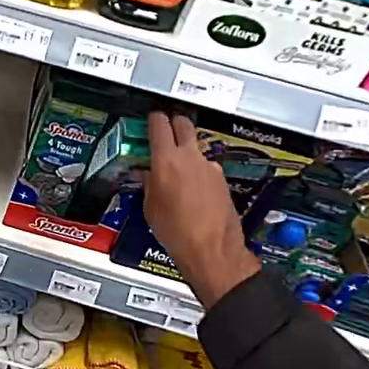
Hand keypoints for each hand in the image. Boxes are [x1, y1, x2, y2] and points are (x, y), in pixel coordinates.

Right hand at [143, 111, 260, 306]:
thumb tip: (147, 176)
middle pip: (183, 124)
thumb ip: (149, 183)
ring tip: (175, 166)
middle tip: (165, 129)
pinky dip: (198, 169)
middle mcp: (191, 158)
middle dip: (173, 123)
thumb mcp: (150, 207)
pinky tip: (190, 186)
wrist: (211, 250)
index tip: (150, 120)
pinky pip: (206, 166)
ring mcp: (210, 168)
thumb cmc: (179, 232)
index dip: (153, 118)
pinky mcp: (221, 180)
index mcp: (167, 160)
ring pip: (196, 146)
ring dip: (186, 150)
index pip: (159, 124)